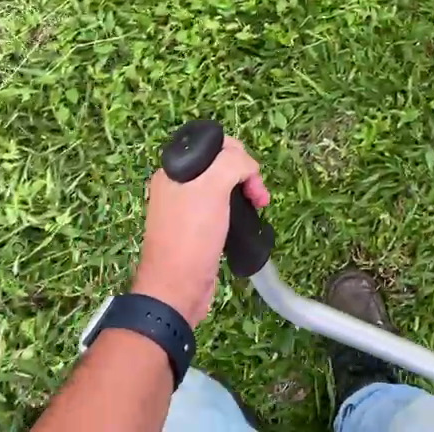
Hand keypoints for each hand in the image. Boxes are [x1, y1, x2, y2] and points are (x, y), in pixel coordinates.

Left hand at [129, 135, 269, 326]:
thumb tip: (248, 166)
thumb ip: (232, 163)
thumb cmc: (193, 235)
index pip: (214, 143)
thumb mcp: (213, 188)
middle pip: (222, 162)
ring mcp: (187, 206)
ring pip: (225, 183)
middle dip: (246, 172)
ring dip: (246, 188)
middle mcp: (178, 184)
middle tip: (257, 194)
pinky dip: (239, 205)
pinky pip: (223, 204)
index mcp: (174, 169)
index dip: (237, 153)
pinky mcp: (197, 226)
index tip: (250, 174)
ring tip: (259, 205)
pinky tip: (248, 215)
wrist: (177, 290)